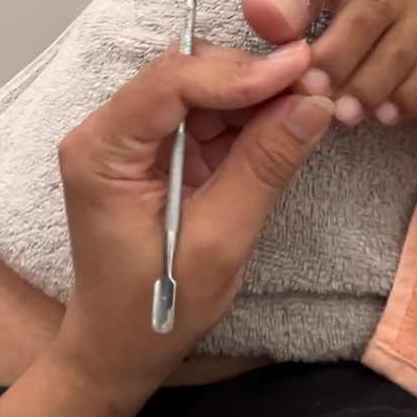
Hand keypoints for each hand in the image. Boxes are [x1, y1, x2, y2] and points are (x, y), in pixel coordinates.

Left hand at [50, 41, 335, 399]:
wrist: (119, 347)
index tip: (299, 69)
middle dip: (251, 78)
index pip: (169, 84)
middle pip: (185, 75)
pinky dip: (249, 114)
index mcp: (101, 150)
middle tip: (315, 85)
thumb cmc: (155, 309)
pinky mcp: (158, 147)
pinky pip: (208, 114)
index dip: (237, 73)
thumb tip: (312, 106)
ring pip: (202, 87)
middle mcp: (109, 129)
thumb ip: (262, 168)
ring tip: (310, 100)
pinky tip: (286, 119)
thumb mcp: (217, 243)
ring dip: (256, 92)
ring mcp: (134, 135)